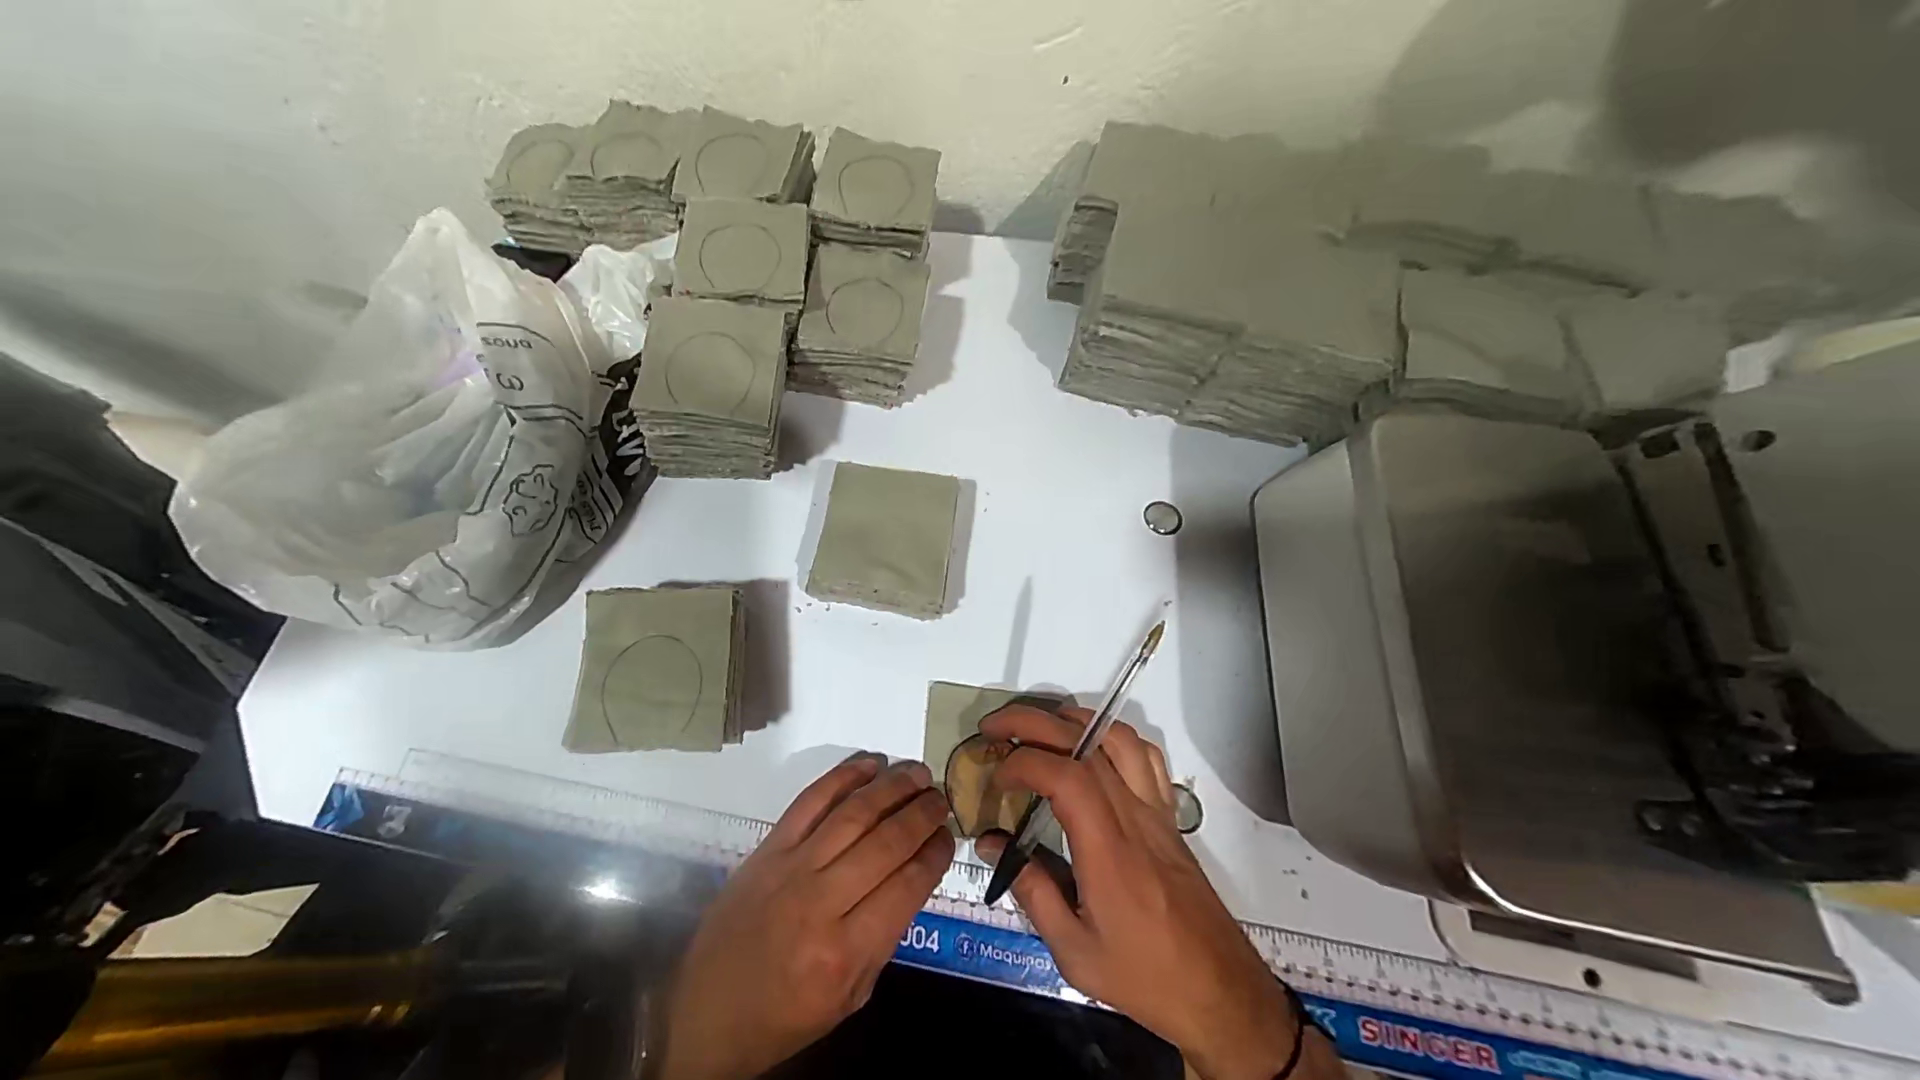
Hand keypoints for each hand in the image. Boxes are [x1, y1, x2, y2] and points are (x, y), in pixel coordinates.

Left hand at [661, 756, 953, 1079]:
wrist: (703, 1015)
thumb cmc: (783, 1016)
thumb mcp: (849, 997)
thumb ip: (885, 936)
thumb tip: (913, 876)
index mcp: (845, 951)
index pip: (907, 883)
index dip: (935, 852)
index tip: (949, 835)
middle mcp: (820, 902)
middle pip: (886, 841)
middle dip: (922, 813)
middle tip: (942, 798)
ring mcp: (790, 868)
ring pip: (853, 813)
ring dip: (892, 786)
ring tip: (918, 773)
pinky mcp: (767, 849)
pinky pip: (810, 801)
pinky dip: (843, 777)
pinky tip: (870, 764)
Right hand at [976, 707, 1337, 1079]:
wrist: (1219, 990)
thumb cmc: (1143, 975)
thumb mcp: (1074, 951)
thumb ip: (1031, 890)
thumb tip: (991, 842)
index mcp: (1108, 849)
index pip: (1065, 776)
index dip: (1023, 763)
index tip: (996, 778)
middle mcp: (1133, 816)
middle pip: (1085, 743)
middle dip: (1032, 723)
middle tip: (994, 727)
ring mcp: (1155, 810)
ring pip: (1119, 738)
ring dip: (1073, 720)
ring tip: (1039, 727)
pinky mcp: (1168, 816)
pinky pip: (1146, 758)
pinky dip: (1113, 737)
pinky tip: (1091, 749)